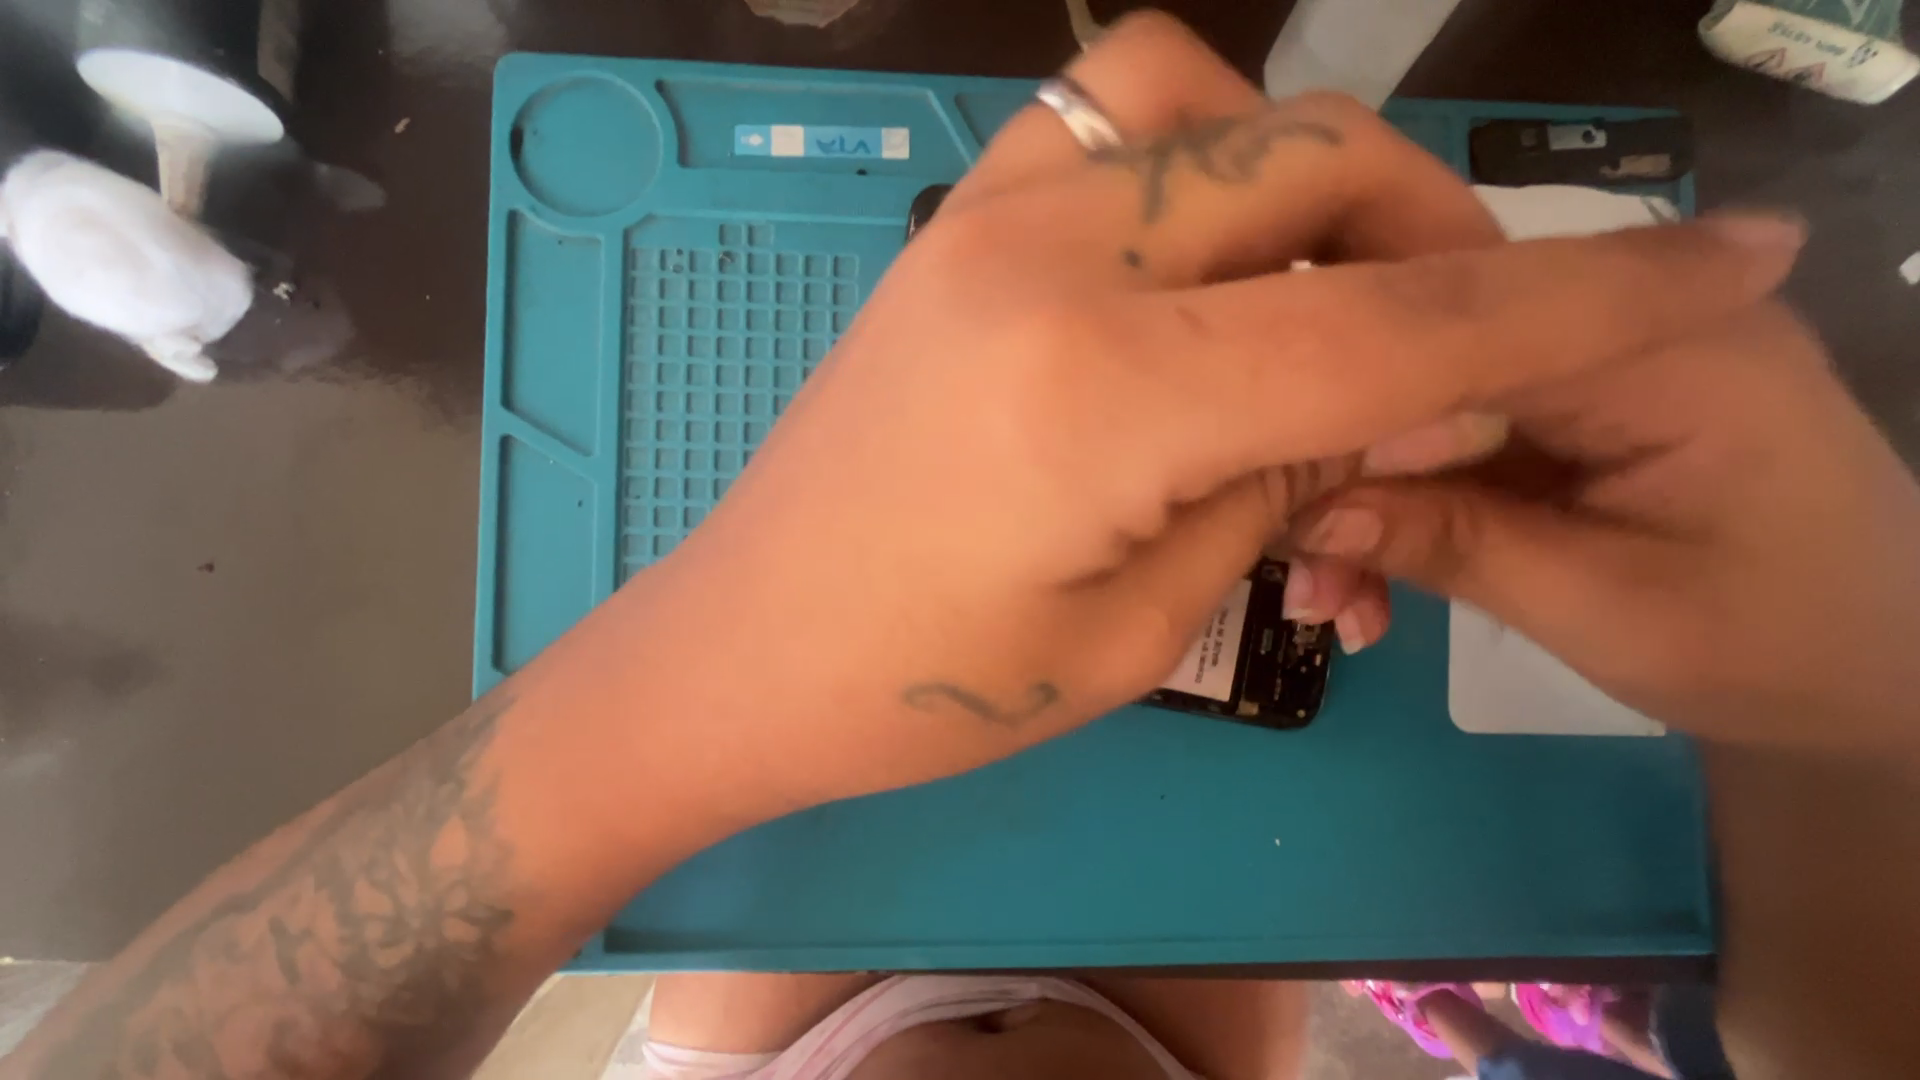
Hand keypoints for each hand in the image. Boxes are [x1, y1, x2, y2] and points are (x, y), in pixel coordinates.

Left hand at [618, 13, 1799, 805]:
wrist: (741, 651)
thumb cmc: (917, 693)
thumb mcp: (1135, 631)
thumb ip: (1269, 491)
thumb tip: (1380, 403)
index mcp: (1105, 393)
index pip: (1395, 328)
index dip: (1581, 304)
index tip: (1729, 264)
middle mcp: (1047, 259)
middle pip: (1316, 167)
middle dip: (1431, 237)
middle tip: (1445, 345)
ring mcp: (979, 222)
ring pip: (1211, 108)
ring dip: (1310, 185)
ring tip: (1321, 300)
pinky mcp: (943, 234)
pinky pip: (1104, 132)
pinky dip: (1192, 167)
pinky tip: (1194, 271)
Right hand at [1289, 301, 1919, 748]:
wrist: (1882, 687)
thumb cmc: (1778, 648)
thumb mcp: (1602, 607)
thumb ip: (1451, 544)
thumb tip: (1302, 513)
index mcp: (1669, 350)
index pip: (1468, 324)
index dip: (1356, 386)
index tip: (1272, 469)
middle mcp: (1623, 332)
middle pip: (1431, 367)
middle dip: (1347, 467)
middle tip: (1293, 563)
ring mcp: (1587, 377)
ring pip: (1423, 415)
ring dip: (1361, 504)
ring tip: (1327, 601)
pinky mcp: (1560, 421)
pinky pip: (1444, 448)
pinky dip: (1398, 514)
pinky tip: (1366, 587)